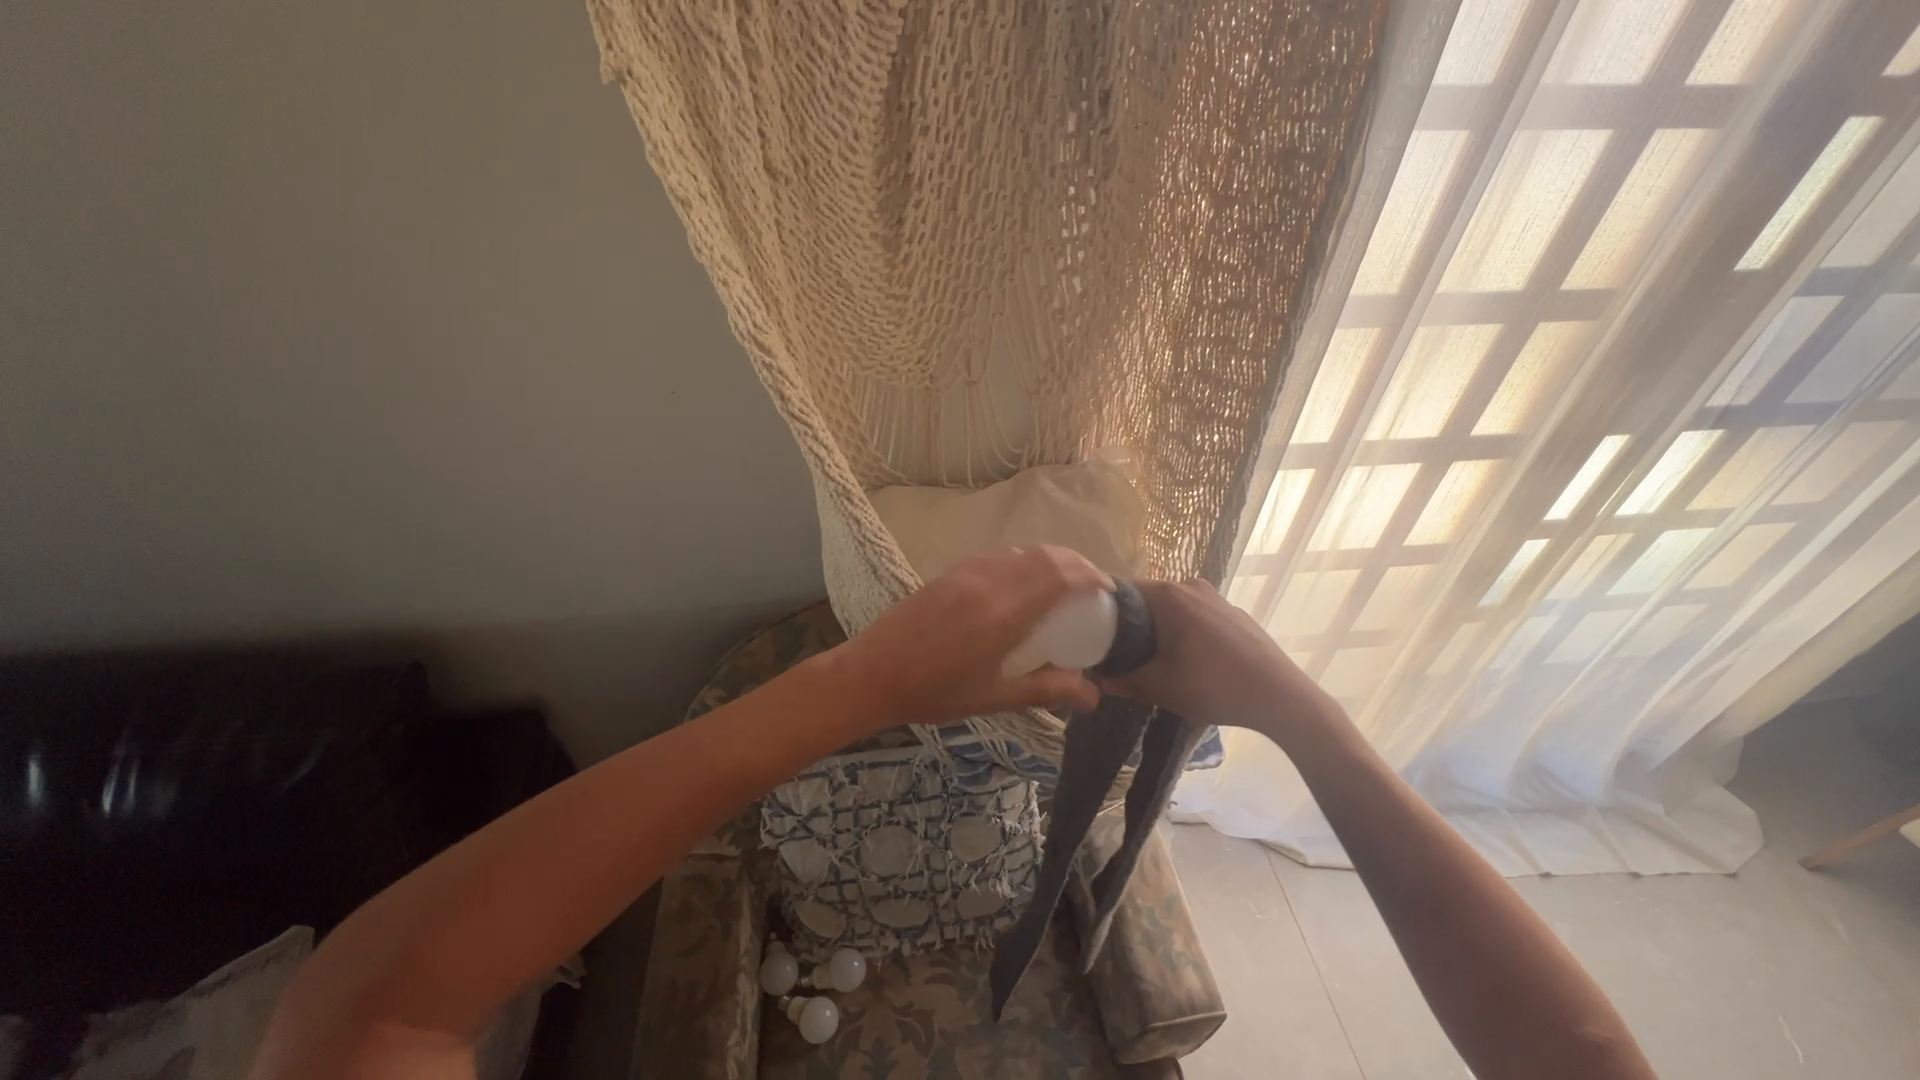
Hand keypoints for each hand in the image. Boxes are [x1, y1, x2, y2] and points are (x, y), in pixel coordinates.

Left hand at [824, 545, 1112, 731]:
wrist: (871, 674)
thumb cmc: (935, 693)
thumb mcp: (994, 697)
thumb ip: (1046, 690)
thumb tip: (1094, 696)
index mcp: (1004, 613)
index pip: (1060, 577)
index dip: (1091, 578)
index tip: (1108, 590)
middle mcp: (988, 583)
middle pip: (1045, 558)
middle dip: (1076, 565)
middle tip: (1092, 585)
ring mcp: (965, 574)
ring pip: (1020, 553)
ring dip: (1049, 560)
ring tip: (1063, 581)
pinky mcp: (948, 574)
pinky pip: (996, 557)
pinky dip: (1021, 561)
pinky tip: (1021, 582)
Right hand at [1101, 579, 1349, 748]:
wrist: (1281, 697)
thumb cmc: (1214, 686)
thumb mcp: (1159, 688)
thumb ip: (1120, 680)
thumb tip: (1093, 678)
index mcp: (1167, 595)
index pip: (1118, 590)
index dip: (1098, 612)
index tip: (1087, 635)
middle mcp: (1190, 585)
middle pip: (1144, 598)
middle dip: (1127, 623)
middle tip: (1112, 652)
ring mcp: (1215, 597)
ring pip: (1170, 607)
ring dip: (1155, 628)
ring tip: (1146, 658)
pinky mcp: (1232, 613)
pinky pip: (1193, 614)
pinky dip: (1180, 630)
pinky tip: (1184, 659)